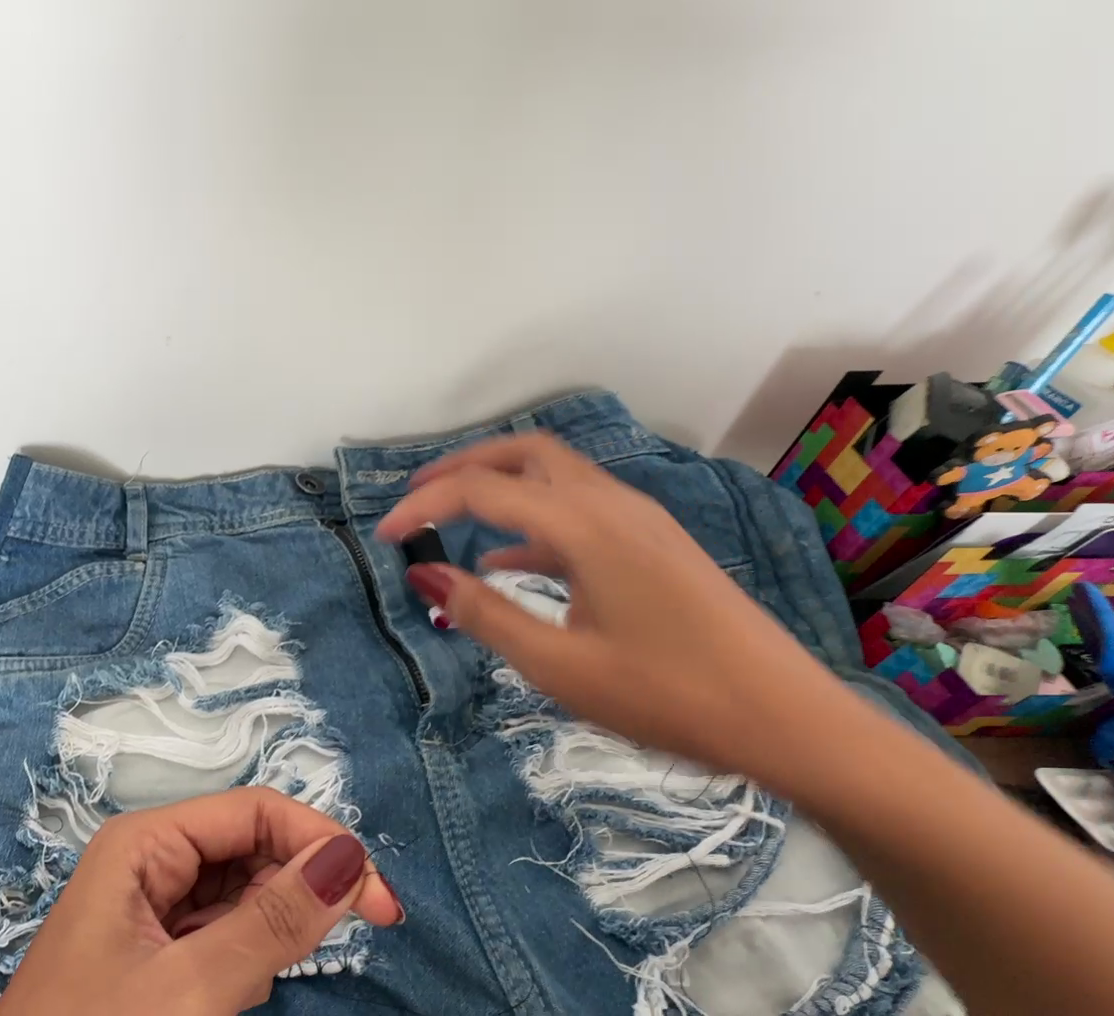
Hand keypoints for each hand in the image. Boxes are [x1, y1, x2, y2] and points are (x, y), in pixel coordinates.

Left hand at [0, 787, 402, 1015]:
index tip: (381, 903)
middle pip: (248, 845)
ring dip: (280, 917)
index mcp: (144, 842)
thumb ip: (272, 922)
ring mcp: (150, 904)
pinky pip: (221, 928)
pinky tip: (253, 976)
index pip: (253, 811)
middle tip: (365, 928)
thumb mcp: (191, 987)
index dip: (321, 842)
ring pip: (240, 889)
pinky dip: (252, 948)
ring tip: (285, 962)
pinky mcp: (155, 949)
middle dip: (304, 879)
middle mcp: (147, 859)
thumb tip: (348, 857)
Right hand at [375, 432, 853, 777]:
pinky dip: (533, 519)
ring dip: (500, 485)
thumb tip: (423, 575)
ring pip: (555, 475)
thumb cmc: (670, 696)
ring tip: (451, 519)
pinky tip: (508, 562)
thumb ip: (485, 613)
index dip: (424, 507)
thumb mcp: (560, 666)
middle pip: (525, 453)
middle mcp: (613, 505)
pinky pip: (579, 509)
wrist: (793, 723)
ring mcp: (641, 521)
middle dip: (463, 466)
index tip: (384, 537)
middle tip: (417, 499)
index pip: (483, 490)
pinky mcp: (656, 544)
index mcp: (585, 526)